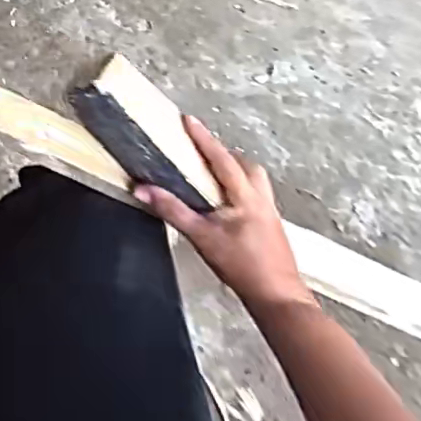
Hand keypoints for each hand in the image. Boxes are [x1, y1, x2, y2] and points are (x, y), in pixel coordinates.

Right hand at [136, 115, 313, 310]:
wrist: (281, 301)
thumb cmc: (242, 266)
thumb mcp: (201, 236)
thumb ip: (171, 209)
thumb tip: (140, 188)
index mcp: (245, 197)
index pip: (221, 159)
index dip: (203, 138)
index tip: (188, 119)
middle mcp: (261, 200)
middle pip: (247, 166)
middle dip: (224, 153)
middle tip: (200, 150)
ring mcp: (270, 215)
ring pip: (254, 180)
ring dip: (234, 170)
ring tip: (210, 173)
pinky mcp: (271, 227)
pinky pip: (255, 194)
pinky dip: (238, 186)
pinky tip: (223, 200)